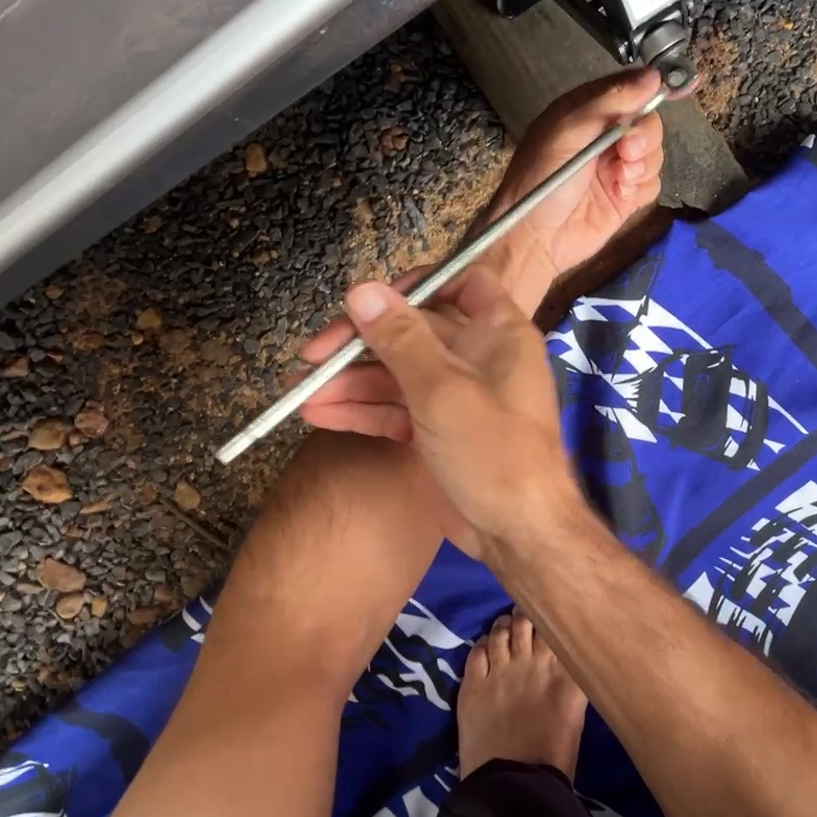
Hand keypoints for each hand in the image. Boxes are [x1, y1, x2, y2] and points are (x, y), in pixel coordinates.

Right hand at [302, 269, 582, 559]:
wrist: (517, 534)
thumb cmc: (494, 451)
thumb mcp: (442, 390)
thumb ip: (400, 338)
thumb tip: (361, 290)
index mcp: (498, 333)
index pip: (462, 283)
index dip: (417, 284)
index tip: (369, 298)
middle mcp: (478, 356)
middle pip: (413, 330)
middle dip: (361, 342)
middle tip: (310, 356)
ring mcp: (455, 395)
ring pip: (397, 373)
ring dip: (350, 381)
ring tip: (299, 392)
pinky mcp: (436, 431)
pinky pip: (394, 409)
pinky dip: (361, 411)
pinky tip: (318, 414)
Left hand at [486, 68, 667, 304]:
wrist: (535, 239)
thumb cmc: (542, 179)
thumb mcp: (568, 131)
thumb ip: (610, 101)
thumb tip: (653, 76)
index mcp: (585, 113)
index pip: (628, 90)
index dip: (648, 92)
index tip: (664, 95)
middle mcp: (603, 137)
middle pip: (647, 122)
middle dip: (644, 136)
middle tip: (626, 153)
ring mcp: (616, 168)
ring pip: (654, 153)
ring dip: (643, 164)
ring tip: (619, 179)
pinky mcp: (626, 197)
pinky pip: (653, 183)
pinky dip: (642, 187)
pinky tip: (622, 195)